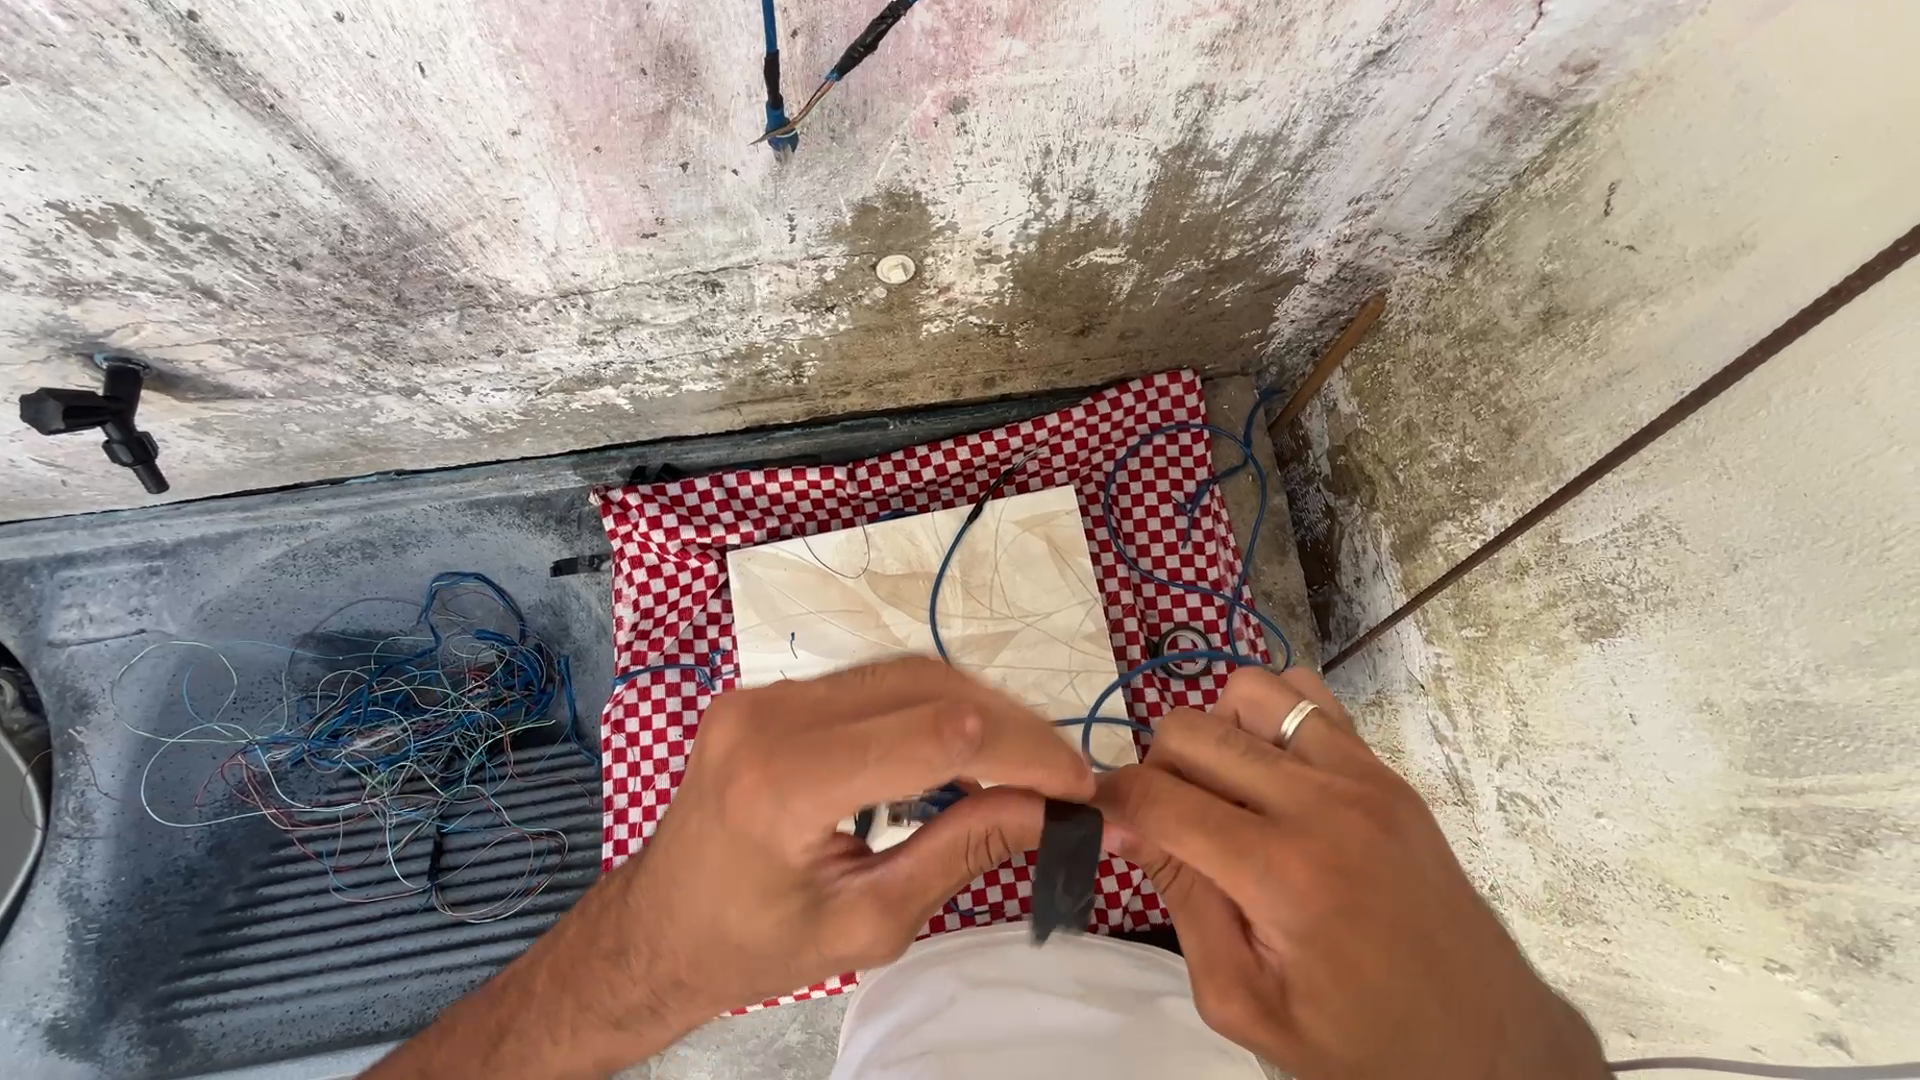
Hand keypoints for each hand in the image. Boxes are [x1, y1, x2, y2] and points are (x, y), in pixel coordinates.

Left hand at [366, 656, 1094, 1079]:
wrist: (657, 926)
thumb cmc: (752, 947)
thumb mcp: (867, 922)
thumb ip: (959, 851)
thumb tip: (1047, 811)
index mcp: (783, 783)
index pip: (932, 735)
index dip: (1019, 753)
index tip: (1076, 786)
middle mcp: (772, 715)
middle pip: (927, 687)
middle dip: (1012, 727)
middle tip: (1065, 774)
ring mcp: (767, 692)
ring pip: (908, 673)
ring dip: (981, 711)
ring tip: (1029, 761)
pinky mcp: (774, 691)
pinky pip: (877, 682)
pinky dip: (937, 708)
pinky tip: (970, 745)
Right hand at [1094, 667, 1607, 1079]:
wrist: (1487, 1046)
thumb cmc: (1356, 1043)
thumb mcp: (1242, 1002)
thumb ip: (1178, 900)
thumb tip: (1122, 822)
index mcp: (1280, 873)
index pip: (1156, 797)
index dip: (1111, 803)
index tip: (1104, 822)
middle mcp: (1319, 803)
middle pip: (1187, 732)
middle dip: (1156, 772)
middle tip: (1173, 826)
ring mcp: (1360, 775)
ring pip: (1245, 691)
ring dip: (1215, 736)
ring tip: (1226, 793)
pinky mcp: (1384, 769)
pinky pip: (1307, 694)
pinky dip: (1269, 718)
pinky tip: (1273, 773)